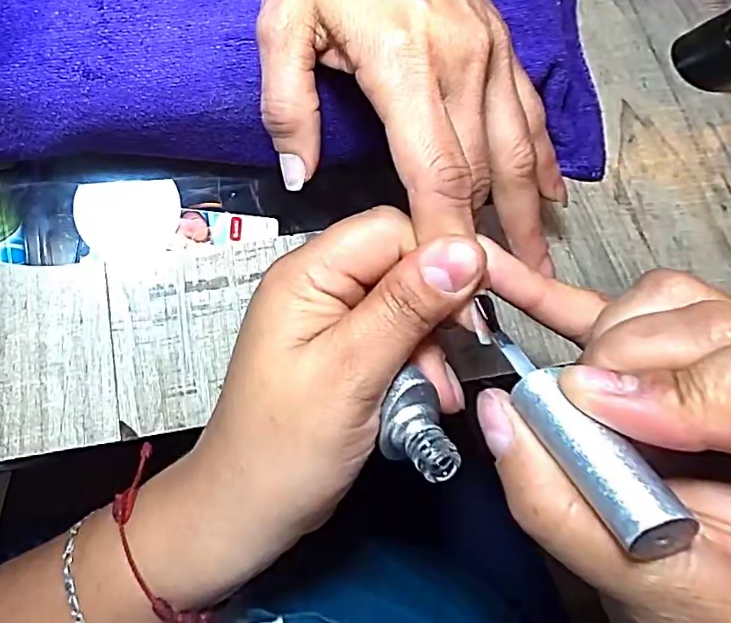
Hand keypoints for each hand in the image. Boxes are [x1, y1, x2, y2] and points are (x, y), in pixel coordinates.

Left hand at [139, 209, 485, 604]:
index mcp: (306, 272)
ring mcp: (327, 314)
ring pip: (404, 301)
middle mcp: (316, 282)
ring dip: (431, 345)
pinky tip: (424, 399)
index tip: (481, 306)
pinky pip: (394, 334)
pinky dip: (418, 363)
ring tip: (434, 395)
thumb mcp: (351, 371)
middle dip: (438, 308)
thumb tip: (463, 248)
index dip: (440, 256)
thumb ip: (405, 307)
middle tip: (457, 359)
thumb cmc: (286, 441)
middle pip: (399, 262)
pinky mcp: (341, 345)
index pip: (387, 229)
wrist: (249, 502)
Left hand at [258, 0, 563, 272]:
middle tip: (490, 300)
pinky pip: (530, 112)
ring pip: (519, 149)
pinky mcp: (499, 41)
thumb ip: (287, 105)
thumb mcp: (281, 26)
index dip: (444, 235)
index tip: (453, 287)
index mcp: (402, 64)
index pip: (434, 170)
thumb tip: (300, 173)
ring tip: (531, 266)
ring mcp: (490, 52)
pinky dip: (543, 158)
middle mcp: (461, 64)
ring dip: (525, 211)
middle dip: (486, 239)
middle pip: (482, 171)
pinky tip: (549, 191)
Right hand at [477, 251, 730, 621]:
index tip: (597, 408)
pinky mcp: (701, 347)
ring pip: (674, 300)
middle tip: (576, 414)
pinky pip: (630, 301)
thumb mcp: (667, 598)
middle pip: (724, 329)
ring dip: (602, 339)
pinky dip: (559, 294)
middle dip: (625, 364)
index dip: (687, 386)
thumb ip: (577, 516)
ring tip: (579, 395)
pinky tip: (506, 276)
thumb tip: (502, 415)